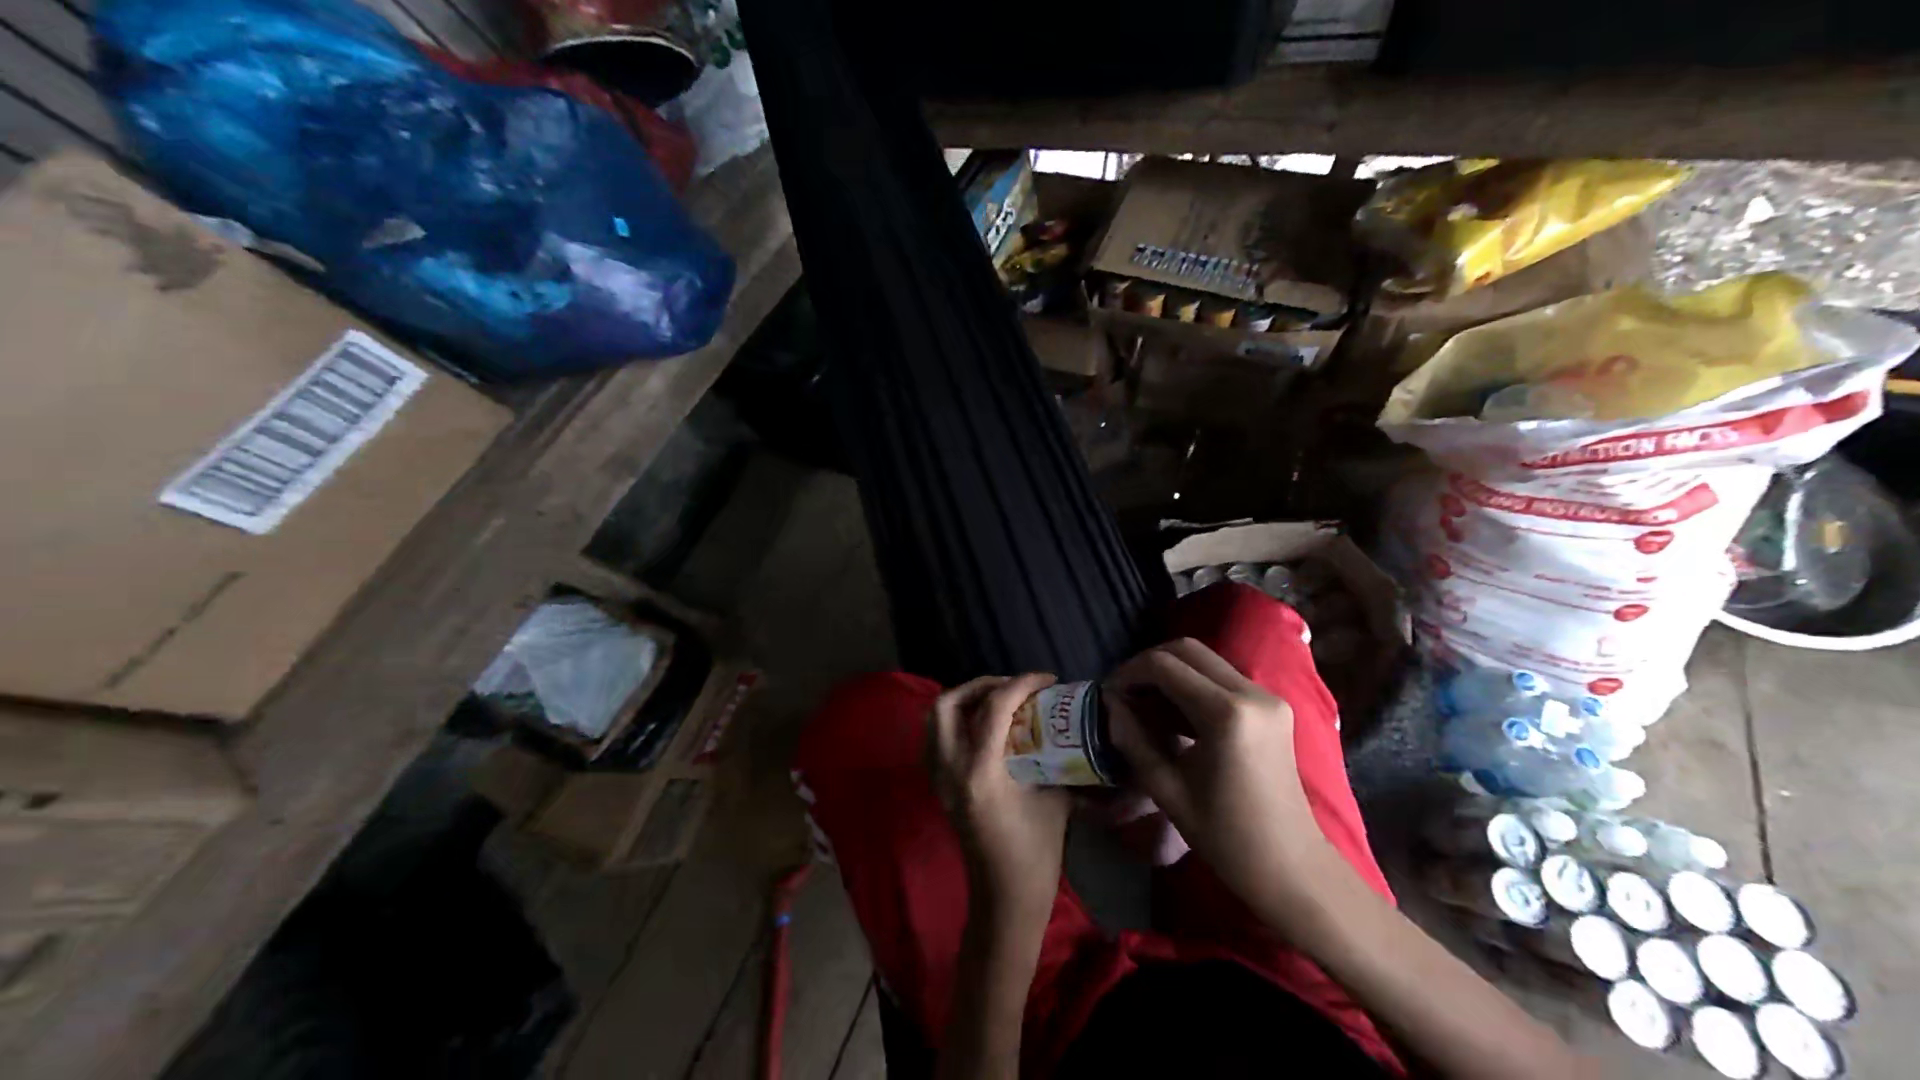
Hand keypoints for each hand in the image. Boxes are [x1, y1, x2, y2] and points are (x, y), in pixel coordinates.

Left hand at [927, 674, 1071, 916]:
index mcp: (980, 773)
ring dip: (964, 700)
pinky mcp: (938, 786)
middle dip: (981, 685)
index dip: (1021, 683)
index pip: (992, 708)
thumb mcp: (1055, 799)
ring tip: (999, 700)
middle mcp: (949, 770)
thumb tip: (1069, 727)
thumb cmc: (1036, 854)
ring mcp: (938, 778)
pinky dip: (956, 721)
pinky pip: (936, 738)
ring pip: (934, 718)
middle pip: (947, 703)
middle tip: (1014, 686)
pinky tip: (985, 727)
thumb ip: (1053, 756)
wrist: (1005, 899)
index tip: (1047, 679)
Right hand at [1105, 639, 1349, 929]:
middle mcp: (1251, 693)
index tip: (1107, 694)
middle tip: (1124, 692)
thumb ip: (1133, 738)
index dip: (1128, 673)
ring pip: (1206, 659)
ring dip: (1171, 672)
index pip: (1164, 666)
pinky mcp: (1273, 707)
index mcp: (1226, 713)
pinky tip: (1173, 714)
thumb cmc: (1225, 836)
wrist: (1289, 866)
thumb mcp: (1166, 788)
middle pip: (1187, 649)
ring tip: (1144, 704)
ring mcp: (1267, 697)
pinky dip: (1193, 684)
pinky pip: (1223, 678)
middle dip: (1148, 664)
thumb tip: (1109, 704)